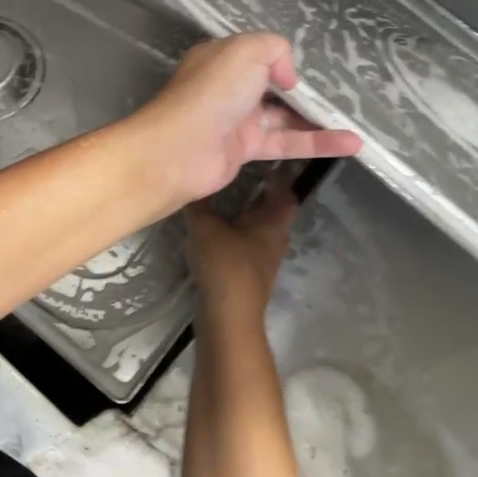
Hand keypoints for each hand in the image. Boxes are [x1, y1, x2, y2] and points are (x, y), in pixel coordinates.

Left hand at [132, 33, 359, 209]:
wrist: (180, 148)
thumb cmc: (212, 92)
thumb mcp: (246, 51)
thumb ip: (274, 49)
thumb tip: (287, 76)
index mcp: (219, 59)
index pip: (255, 55)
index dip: (282, 60)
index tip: (310, 68)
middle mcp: (226, 87)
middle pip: (272, 86)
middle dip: (304, 91)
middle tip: (346, 95)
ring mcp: (234, 119)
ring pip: (284, 116)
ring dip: (320, 118)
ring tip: (360, 121)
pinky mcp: (243, 149)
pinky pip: (287, 142)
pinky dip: (319, 142)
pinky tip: (353, 143)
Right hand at [184, 186, 297, 325]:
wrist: (229, 313)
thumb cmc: (224, 263)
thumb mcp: (204, 225)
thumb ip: (199, 203)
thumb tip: (192, 179)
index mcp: (272, 223)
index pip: (285, 194)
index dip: (277, 178)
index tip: (260, 163)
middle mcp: (276, 239)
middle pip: (274, 212)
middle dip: (259, 195)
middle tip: (236, 178)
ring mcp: (265, 258)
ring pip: (261, 229)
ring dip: (246, 215)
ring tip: (223, 202)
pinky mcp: (252, 273)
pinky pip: (248, 243)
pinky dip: (237, 232)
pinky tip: (216, 230)